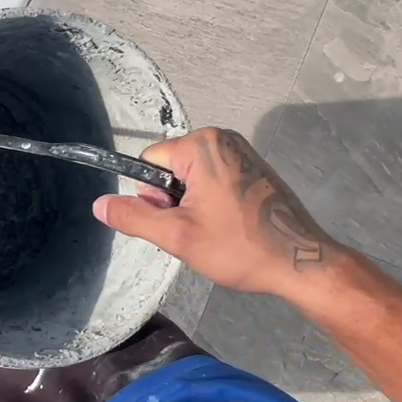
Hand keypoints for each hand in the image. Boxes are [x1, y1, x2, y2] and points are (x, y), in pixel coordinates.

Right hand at [91, 127, 345, 298]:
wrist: (303, 263)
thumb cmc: (239, 246)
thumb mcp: (177, 236)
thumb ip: (133, 217)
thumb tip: (98, 204)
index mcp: (201, 145)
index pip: (149, 162)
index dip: (153, 195)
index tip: (179, 218)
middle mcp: (222, 138)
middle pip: (170, 168)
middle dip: (174, 200)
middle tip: (198, 229)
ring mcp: (242, 151)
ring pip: (191, 177)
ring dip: (193, 204)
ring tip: (217, 230)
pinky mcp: (255, 167)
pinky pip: (213, 179)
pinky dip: (213, 202)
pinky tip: (231, 225)